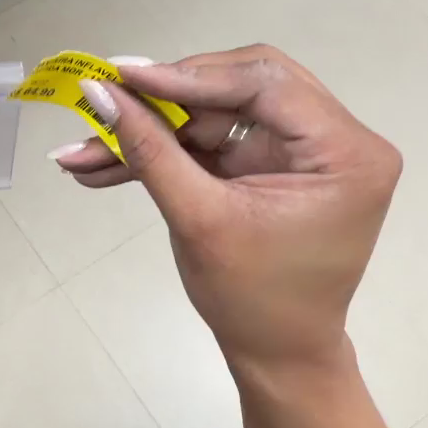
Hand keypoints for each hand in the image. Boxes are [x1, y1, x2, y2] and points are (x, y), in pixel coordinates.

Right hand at [53, 46, 400, 374]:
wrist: (273, 352)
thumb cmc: (252, 297)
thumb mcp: (197, 218)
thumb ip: (148, 149)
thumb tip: (98, 92)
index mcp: (344, 151)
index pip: (264, 82)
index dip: (186, 75)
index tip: (119, 76)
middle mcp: (331, 138)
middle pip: (237, 85)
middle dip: (164, 98)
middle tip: (107, 103)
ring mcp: (295, 149)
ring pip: (210, 112)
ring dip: (147, 130)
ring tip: (83, 153)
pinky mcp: (262, 163)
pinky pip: (204, 140)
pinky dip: (157, 151)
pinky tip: (102, 166)